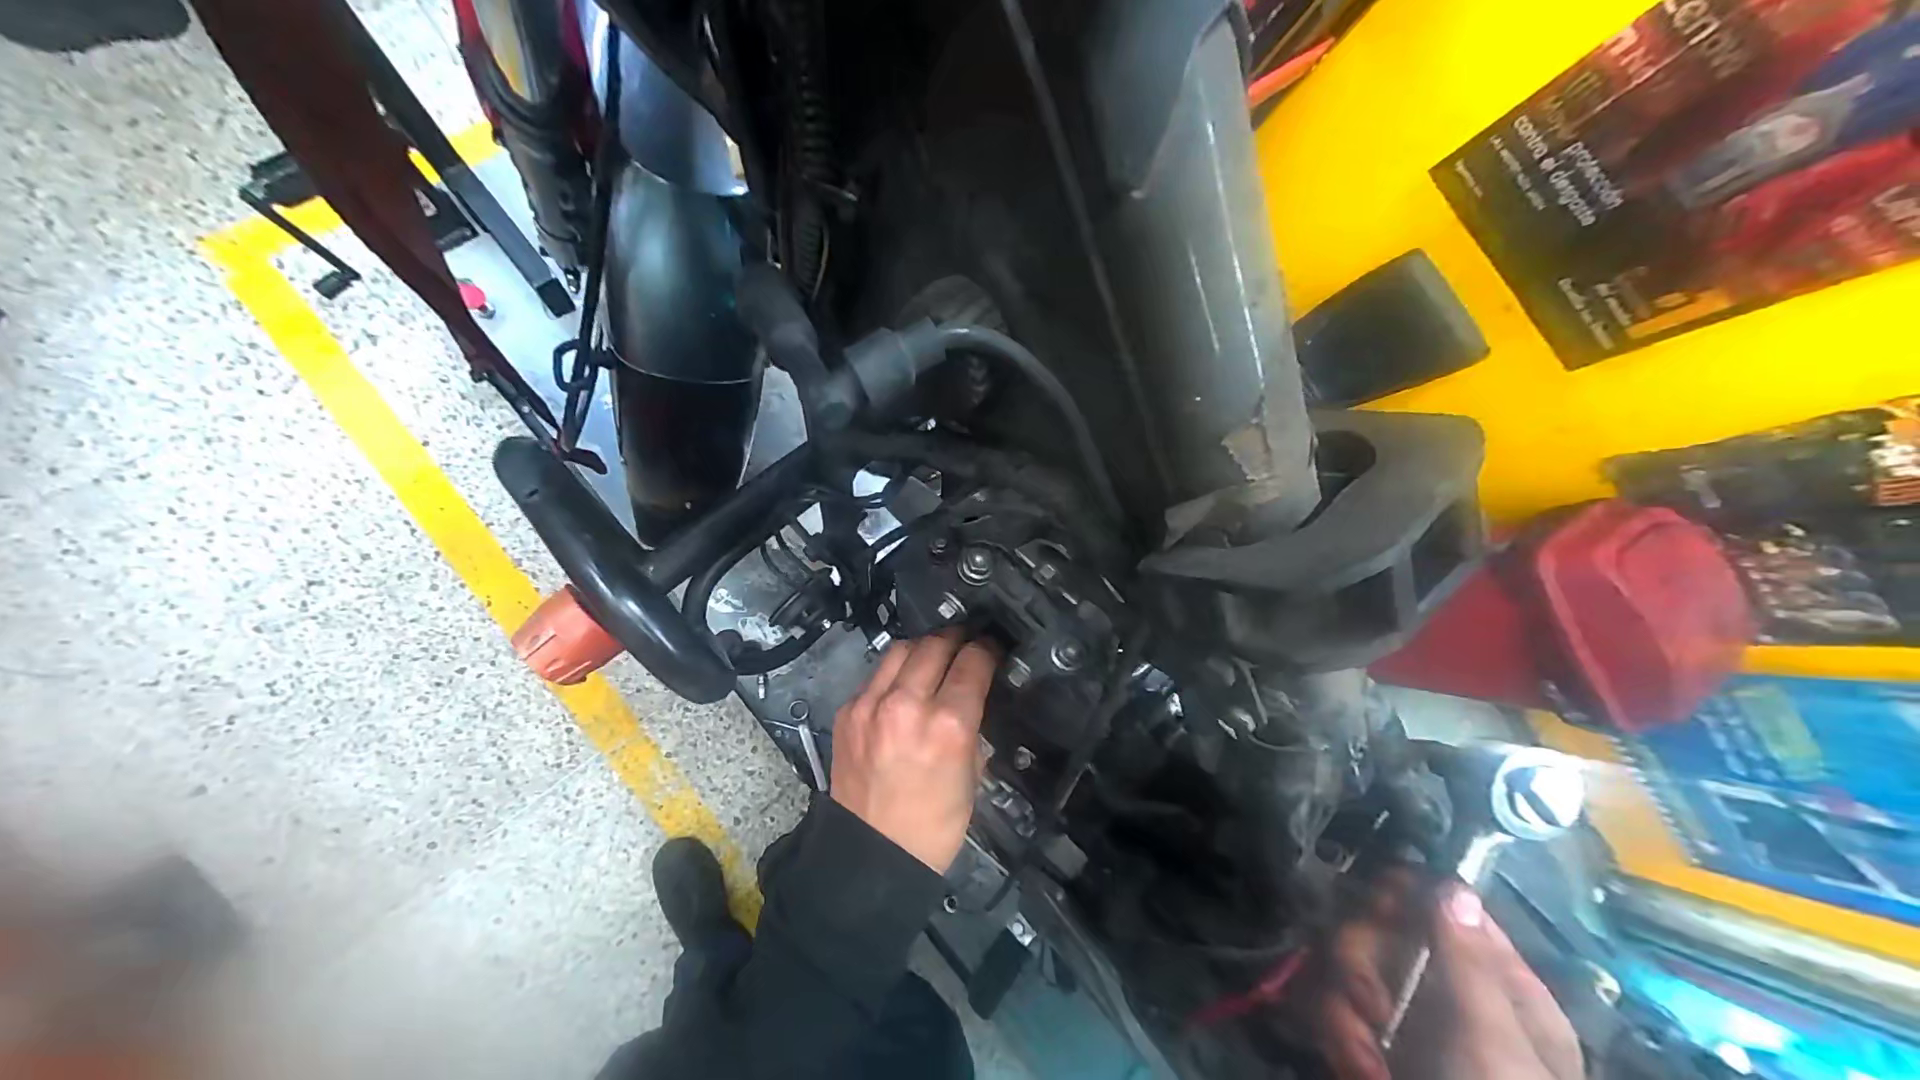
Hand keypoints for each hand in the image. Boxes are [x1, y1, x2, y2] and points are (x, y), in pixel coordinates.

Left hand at [830, 630, 997, 872]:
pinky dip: (894, 672)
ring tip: (934, 654)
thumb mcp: (971, 777)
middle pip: (935, 646)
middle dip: (956, 639)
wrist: (871, 854)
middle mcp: (908, 705)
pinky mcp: (848, 712)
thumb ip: (971, 728)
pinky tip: (903, 683)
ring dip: (924, 647)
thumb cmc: (933, 825)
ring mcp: (871, 705)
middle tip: (966, 642)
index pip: (972, 662)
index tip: (991, 647)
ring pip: (901, 649)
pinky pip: (875, 675)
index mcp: (948, 726)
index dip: (987, 649)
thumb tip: (971, 696)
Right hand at [1316, 871, 1581, 1079]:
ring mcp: (1405, 1015)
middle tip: (1370, 1004)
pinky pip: (1335, 1008)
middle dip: (1362, 964)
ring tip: (1364, 1063)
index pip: (1442, 905)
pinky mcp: (1371, 1040)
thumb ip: (1469, 965)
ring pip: (1346, 965)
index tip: (1375, 897)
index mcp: (1495, 984)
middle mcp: (1442, 987)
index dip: (1404, 891)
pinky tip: (1360, 1072)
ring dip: (1346, 1013)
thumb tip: (1450, 882)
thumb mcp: (1499, 1048)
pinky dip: (1341, 1040)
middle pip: (1378, 927)